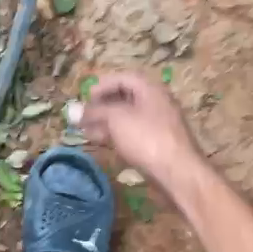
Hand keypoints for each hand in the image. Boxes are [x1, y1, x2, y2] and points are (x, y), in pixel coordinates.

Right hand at [80, 72, 207, 190]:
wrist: (178, 174)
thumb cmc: (146, 138)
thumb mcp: (116, 119)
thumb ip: (95, 112)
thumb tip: (74, 111)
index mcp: (150, 89)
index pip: (123, 78)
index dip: (102, 85)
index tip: (86, 99)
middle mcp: (156, 102)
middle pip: (125, 97)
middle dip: (101, 106)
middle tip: (84, 116)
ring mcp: (158, 124)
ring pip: (127, 117)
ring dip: (105, 122)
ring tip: (86, 131)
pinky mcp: (158, 144)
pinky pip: (133, 132)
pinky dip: (116, 134)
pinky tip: (102, 142)